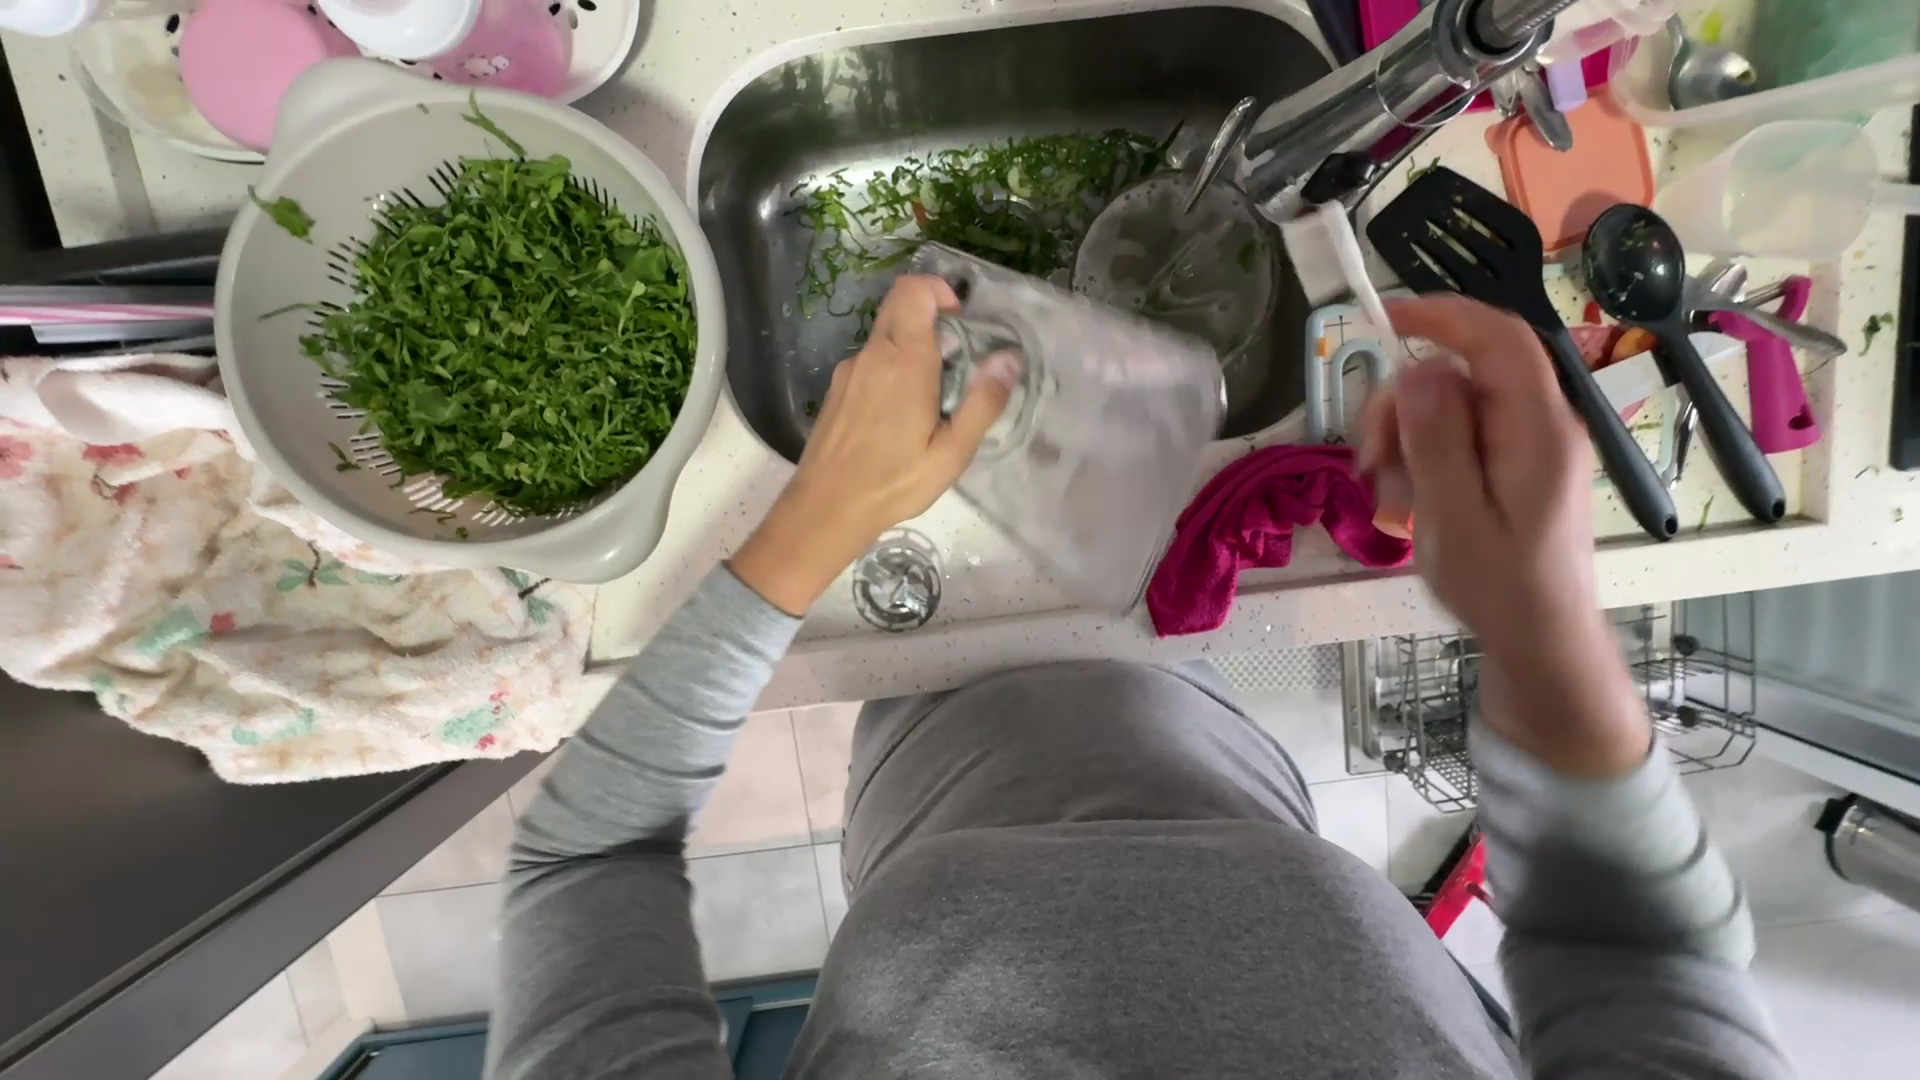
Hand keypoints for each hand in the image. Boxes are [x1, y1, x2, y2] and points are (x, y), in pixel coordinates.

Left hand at [729, 275, 1015, 615]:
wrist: (826, 509)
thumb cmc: (893, 483)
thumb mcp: (951, 452)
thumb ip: (983, 402)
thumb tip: (1008, 358)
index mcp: (903, 361)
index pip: (913, 291)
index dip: (939, 291)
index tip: (960, 321)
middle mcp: (872, 355)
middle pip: (899, 307)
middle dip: (931, 320)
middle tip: (954, 364)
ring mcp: (849, 371)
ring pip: (885, 339)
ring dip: (912, 353)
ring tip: (930, 403)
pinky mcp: (837, 390)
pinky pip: (870, 364)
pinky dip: (891, 373)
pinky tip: (899, 419)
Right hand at [1359, 294, 1647, 774]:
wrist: (1539, 637)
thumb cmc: (1496, 586)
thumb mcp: (1454, 516)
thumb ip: (1438, 441)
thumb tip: (1421, 371)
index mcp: (1536, 430)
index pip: (1498, 340)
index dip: (1442, 316)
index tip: (1383, 319)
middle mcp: (1538, 424)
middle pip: (1460, 375)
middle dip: (1401, 405)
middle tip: (1369, 459)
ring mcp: (1526, 444)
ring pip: (1449, 406)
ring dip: (1404, 439)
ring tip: (1389, 494)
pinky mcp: (1512, 464)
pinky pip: (1456, 436)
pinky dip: (1420, 458)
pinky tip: (1407, 499)